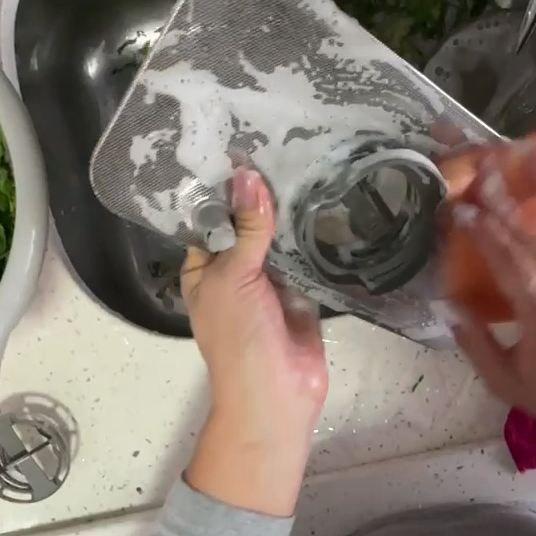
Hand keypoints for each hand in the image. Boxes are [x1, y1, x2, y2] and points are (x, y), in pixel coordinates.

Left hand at [181, 167, 328, 516]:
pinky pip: (308, 260)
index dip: (225, 186)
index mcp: (204, 267)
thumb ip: (246, 230)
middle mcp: (235, 270)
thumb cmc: (239, 338)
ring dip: (293, 215)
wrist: (277, 397)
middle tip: (286, 139)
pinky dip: (316, 240)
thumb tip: (248, 177)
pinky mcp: (303, 294)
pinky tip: (331, 203)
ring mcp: (270, 283)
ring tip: (313, 159)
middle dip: (264, 196)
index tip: (243, 142)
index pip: (211, 217)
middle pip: (249, 225)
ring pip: (281, 241)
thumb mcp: (233, 278)